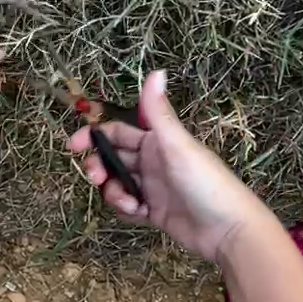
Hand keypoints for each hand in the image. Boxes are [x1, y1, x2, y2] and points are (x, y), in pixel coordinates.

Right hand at [69, 71, 274, 261]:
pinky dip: (126, 208)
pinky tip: (138, 212)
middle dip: (99, 166)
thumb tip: (156, 70)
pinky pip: (129, 206)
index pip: (117, 132)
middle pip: (113, 158)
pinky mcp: (154, 212)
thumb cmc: (205, 181)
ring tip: (129, 202)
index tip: (74, 145)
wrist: (229, 231)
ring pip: (117, 183)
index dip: (94, 136)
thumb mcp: (177, 145)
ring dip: (114, 191)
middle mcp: (152, 161)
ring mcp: (152, 187)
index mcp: (157, 141)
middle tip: (96, 177)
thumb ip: (159, 112)